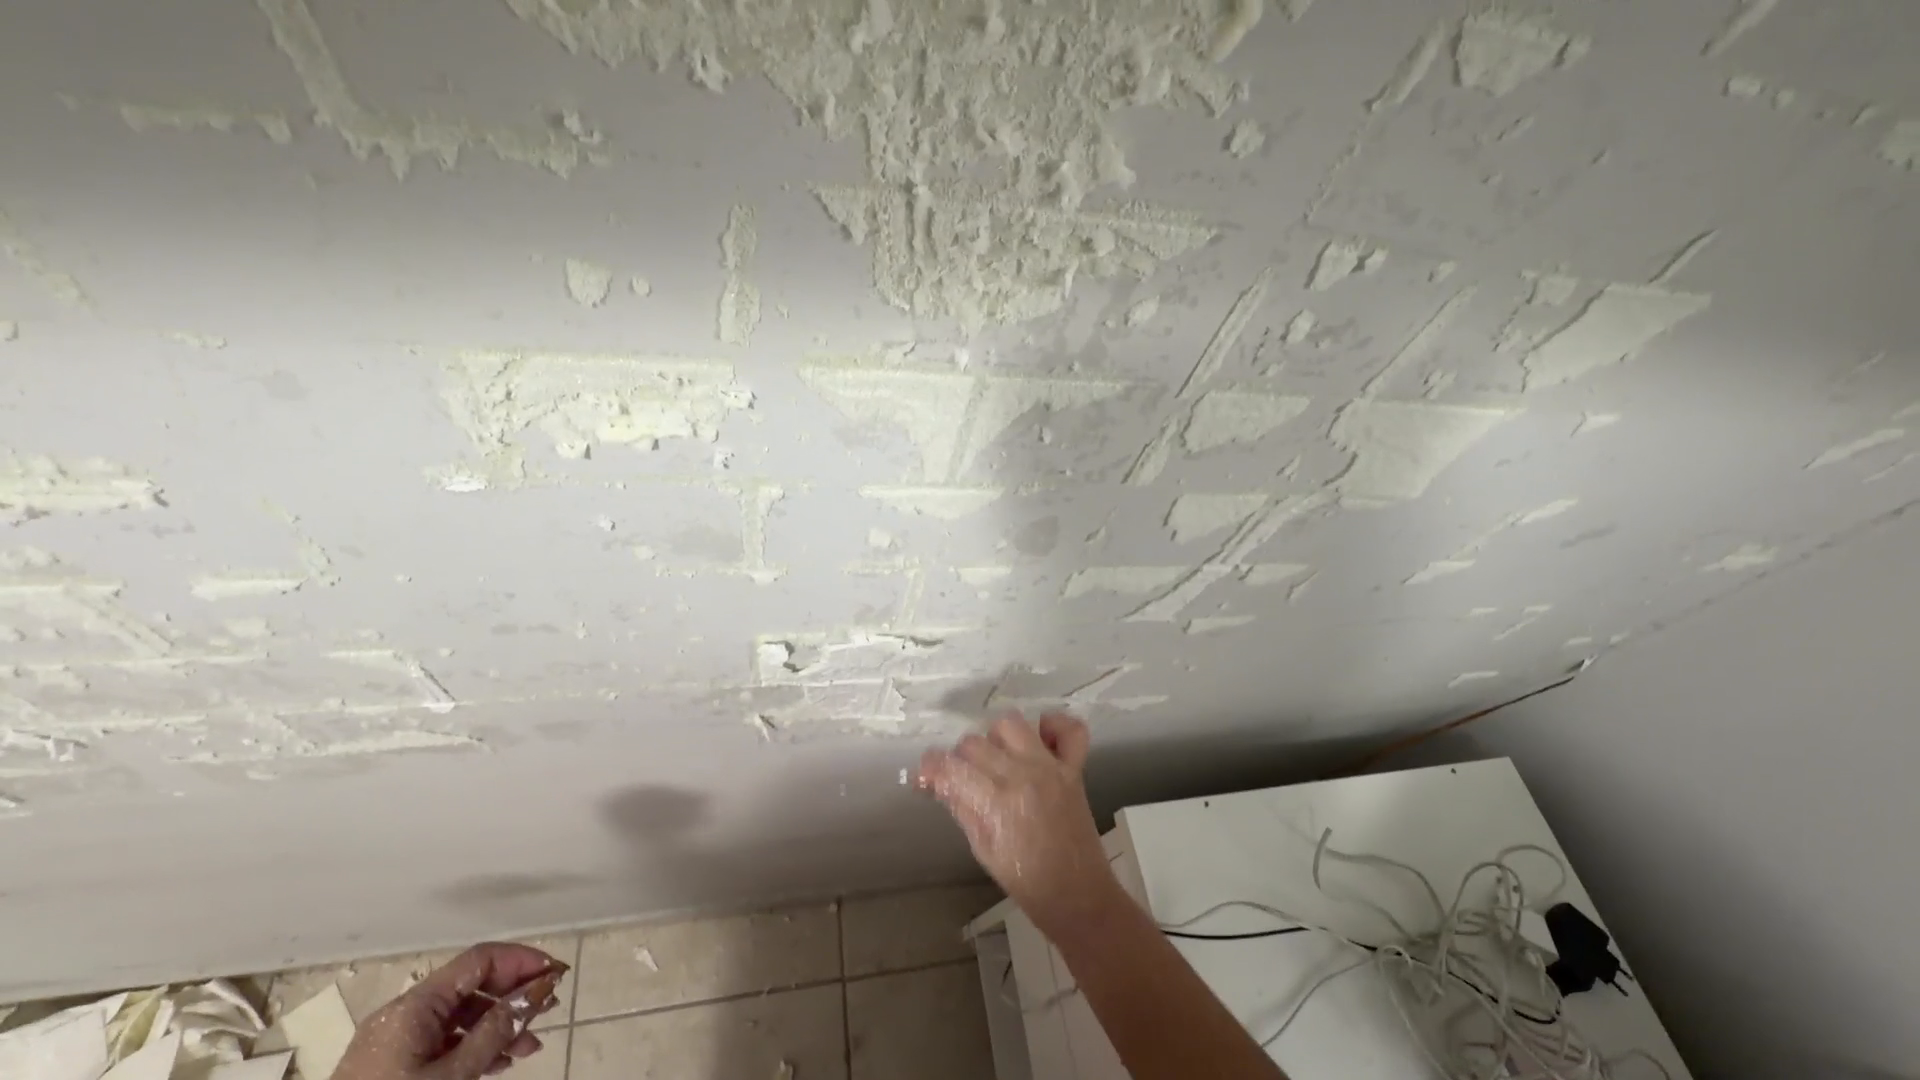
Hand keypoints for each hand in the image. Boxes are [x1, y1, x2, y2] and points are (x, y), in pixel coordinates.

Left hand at [330, 943, 566, 1079]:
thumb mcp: (452, 1077)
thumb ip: (495, 1032)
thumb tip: (536, 990)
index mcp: (416, 1005)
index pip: (480, 960)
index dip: (522, 960)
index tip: (556, 976)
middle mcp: (405, 1013)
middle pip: (472, 985)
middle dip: (514, 995)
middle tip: (550, 1010)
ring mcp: (396, 1040)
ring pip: (460, 1016)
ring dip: (499, 1025)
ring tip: (529, 1048)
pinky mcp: (392, 1065)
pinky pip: (443, 1041)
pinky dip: (474, 1045)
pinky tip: (498, 1065)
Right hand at [917, 711, 1123, 936]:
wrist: (1077, 895)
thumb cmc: (1024, 880)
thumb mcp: (982, 847)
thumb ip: (961, 807)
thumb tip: (935, 781)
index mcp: (996, 802)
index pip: (950, 767)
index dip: (930, 767)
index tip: (926, 776)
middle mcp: (1023, 776)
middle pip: (975, 742)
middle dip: (960, 758)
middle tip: (964, 779)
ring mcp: (1051, 768)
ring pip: (1012, 724)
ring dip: (997, 738)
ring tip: (998, 760)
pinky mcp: (1074, 769)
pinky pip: (1070, 730)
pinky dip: (1054, 727)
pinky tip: (1040, 741)